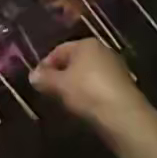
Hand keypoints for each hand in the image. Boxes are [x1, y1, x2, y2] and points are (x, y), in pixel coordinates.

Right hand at [30, 37, 154, 137]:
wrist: (123, 114)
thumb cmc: (87, 91)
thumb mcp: (60, 85)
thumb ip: (45, 78)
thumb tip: (33, 74)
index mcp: (86, 43)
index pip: (59, 50)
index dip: (45, 64)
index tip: (36, 81)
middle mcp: (101, 50)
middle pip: (74, 60)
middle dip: (60, 74)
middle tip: (49, 92)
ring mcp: (114, 67)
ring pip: (87, 73)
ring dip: (74, 85)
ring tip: (64, 102)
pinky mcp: (121, 84)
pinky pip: (98, 85)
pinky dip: (88, 93)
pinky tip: (84, 107)